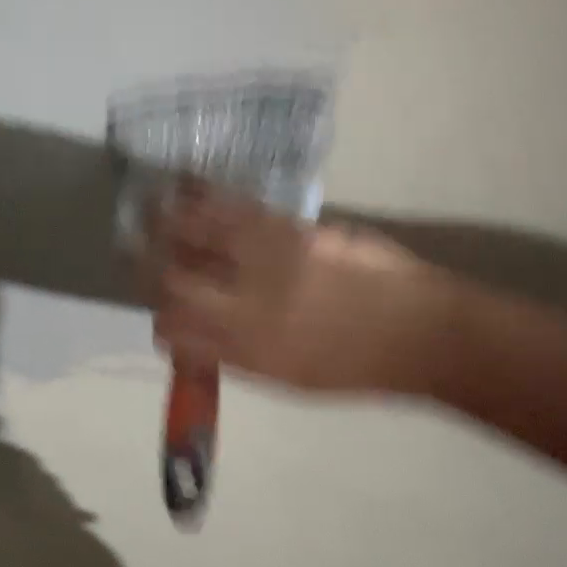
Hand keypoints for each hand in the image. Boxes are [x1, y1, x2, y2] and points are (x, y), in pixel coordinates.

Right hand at [151, 190, 454, 394]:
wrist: (427, 335)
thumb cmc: (361, 365)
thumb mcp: (291, 378)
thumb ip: (241, 355)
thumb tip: (204, 336)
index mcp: (245, 352)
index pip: (176, 331)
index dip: (159, 320)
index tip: (158, 311)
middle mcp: (246, 310)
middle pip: (174, 282)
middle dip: (149, 268)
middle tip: (139, 256)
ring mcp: (267, 267)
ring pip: (195, 240)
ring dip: (164, 224)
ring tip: (149, 211)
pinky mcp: (291, 233)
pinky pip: (233, 211)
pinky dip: (204, 198)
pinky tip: (188, 188)